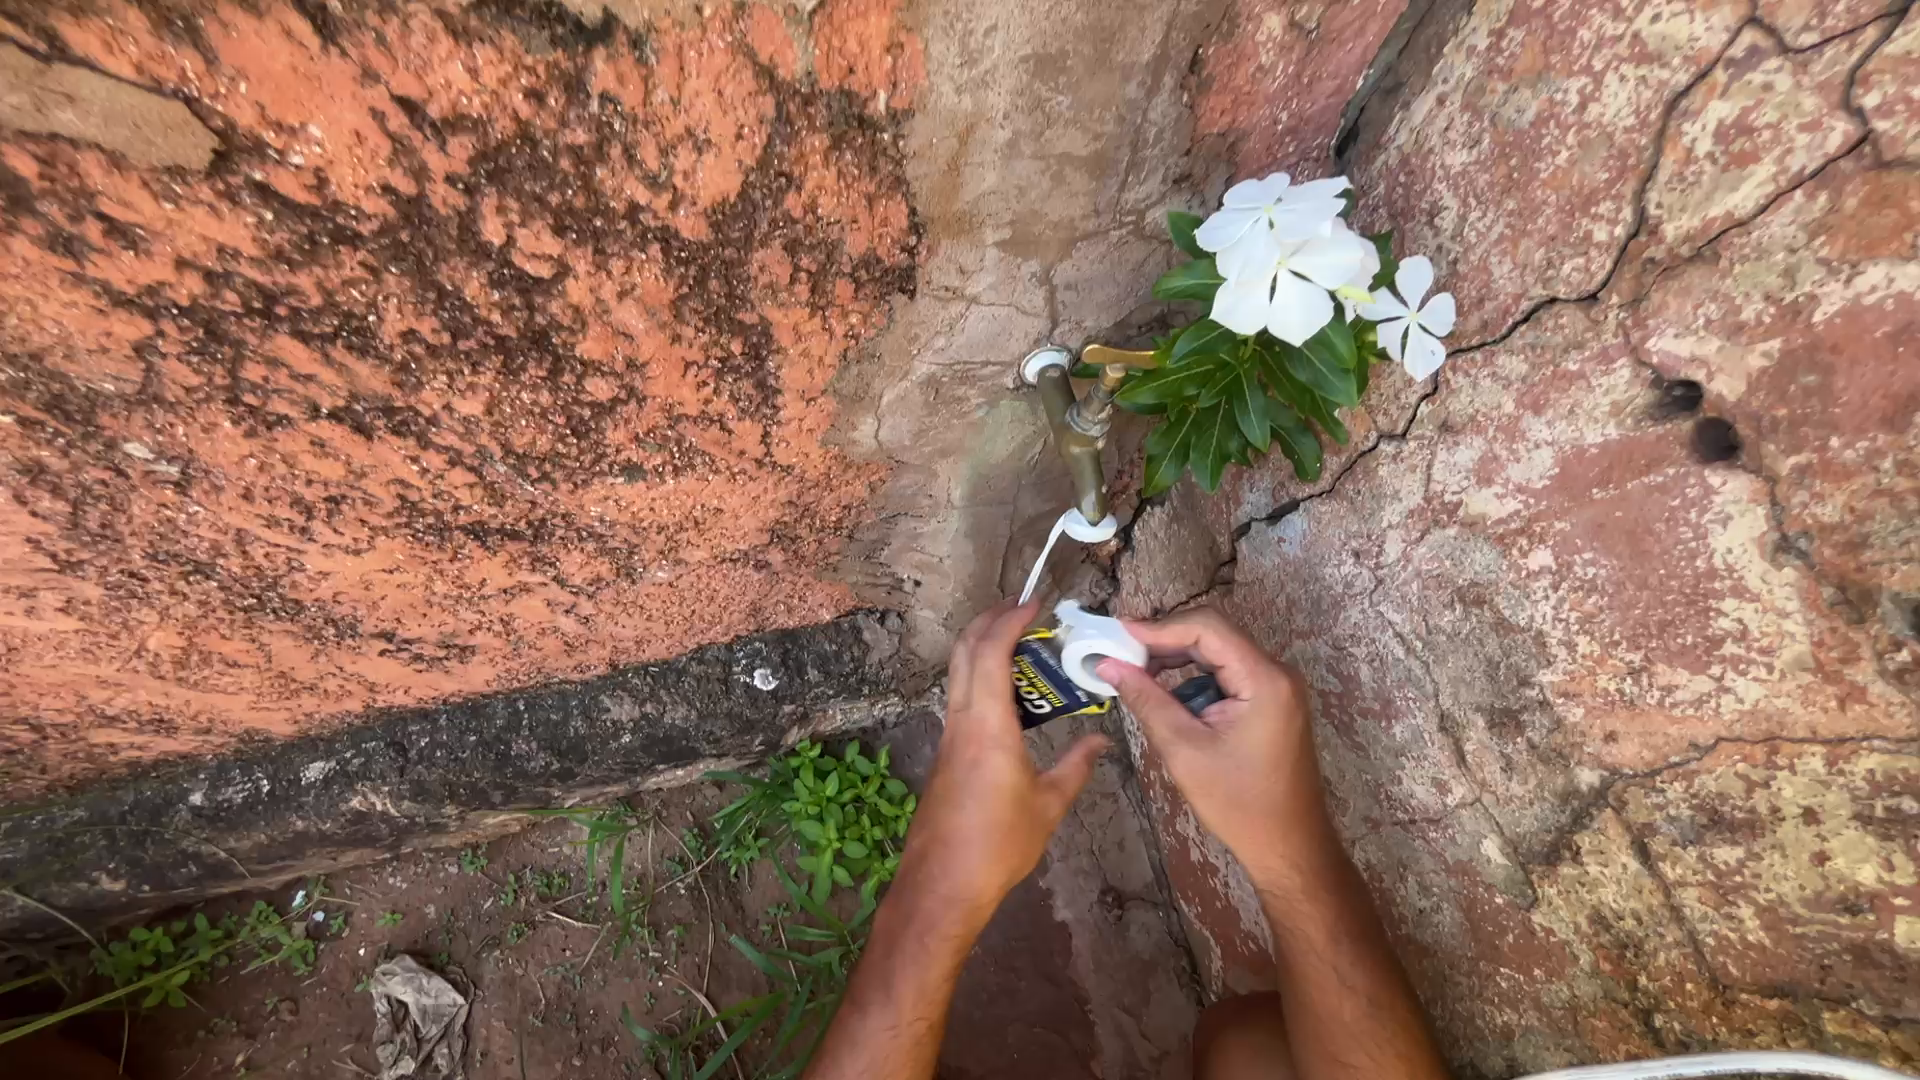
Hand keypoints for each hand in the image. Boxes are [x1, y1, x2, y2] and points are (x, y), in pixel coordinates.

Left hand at [898, 599, 1110, 925]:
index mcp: (988, 724)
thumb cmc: (1000, 843)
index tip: (1035, 604)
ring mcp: (949, 732)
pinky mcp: (946, 749)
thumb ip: (1077, 767)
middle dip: (990, 618)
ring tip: (1019, 641)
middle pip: (965, 648)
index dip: (1011, 620)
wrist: (943, 882)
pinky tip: (1006, 690)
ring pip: (957, 669)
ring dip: (981, 644)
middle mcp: (962, 718)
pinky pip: (960, 693)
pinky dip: (979, 672)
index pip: (992, 651)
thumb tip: (1102, 743)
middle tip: (1023, 608)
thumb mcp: (1049, 805)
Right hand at [1096, 607, 1334, 885]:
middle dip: (1164, 640)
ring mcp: (1274, 686)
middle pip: (1212, 634)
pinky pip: (1224, 673)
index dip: (1159, 627)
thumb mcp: (1183, 749)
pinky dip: (1191, 677)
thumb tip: (1108, 665)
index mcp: (1264, 679)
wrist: (1289, 847)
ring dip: (1175, 658)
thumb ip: (1145, 699)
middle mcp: (1275, 673)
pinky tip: (1164, 693)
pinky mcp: (1268, 701)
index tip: (1118, 634)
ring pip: (1216, 652)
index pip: (1207, 628)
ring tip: (1135, 672)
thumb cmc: (1239, 803)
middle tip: (1120, 652)